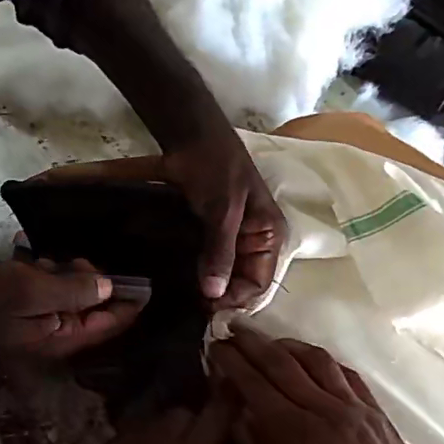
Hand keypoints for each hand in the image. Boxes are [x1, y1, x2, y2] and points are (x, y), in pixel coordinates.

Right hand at [0, 259, 142, 357]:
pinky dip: (45, 274)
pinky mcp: (24, 311)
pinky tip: (29, 260)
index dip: (130, 301)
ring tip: (41, 261)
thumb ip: (73, 291)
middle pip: (94, 307)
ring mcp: (39, 324)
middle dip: (89, 280)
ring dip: (64, 273)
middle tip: (70, 261)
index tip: (143, 275)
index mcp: (63, 339)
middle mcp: (56, 337)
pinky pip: (49, 291)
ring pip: (72, 295)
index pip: (111, 324)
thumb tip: (111, 289)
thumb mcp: (30, 290)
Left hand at [57, 398, 247, 443]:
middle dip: (198, 422)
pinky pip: (132, 433)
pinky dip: (145, 441)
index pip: (215, 413)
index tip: (240, 397)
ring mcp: (126, 443)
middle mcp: (157, 440)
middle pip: (184, 412)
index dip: (230, 401)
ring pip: (156, 419)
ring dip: (170, 431)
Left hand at [160, 135, 285, 308]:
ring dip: (204, 286)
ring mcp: (231, 237)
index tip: (204, 308)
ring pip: (222, 274)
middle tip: (188, 306)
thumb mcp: (222, 211)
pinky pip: (206, 260)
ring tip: (179, 297)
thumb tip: (213, 295)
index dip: (234, 299)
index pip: (259, 283)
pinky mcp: (210, 232)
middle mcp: (253, 241)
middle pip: (240, 282)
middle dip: (218, 296)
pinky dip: (194, 271)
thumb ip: (220, 252)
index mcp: (268, 235)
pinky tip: (174, 280)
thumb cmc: (217, 169)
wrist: (193, 135)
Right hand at [209, 330, 443, 443]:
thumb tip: (250, 420)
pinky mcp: (377, 412)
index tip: (216, 348)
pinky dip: (324, 362)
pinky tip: (312, 362)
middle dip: (253, 344)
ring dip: (289, 345)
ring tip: (270, 341)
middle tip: (233, 329)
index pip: (258, 388)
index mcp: (300, 437)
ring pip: (318, 360)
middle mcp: (327, 411)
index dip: (234, 365)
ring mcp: (356, 408)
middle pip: (284, 364)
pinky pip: (347, 374)